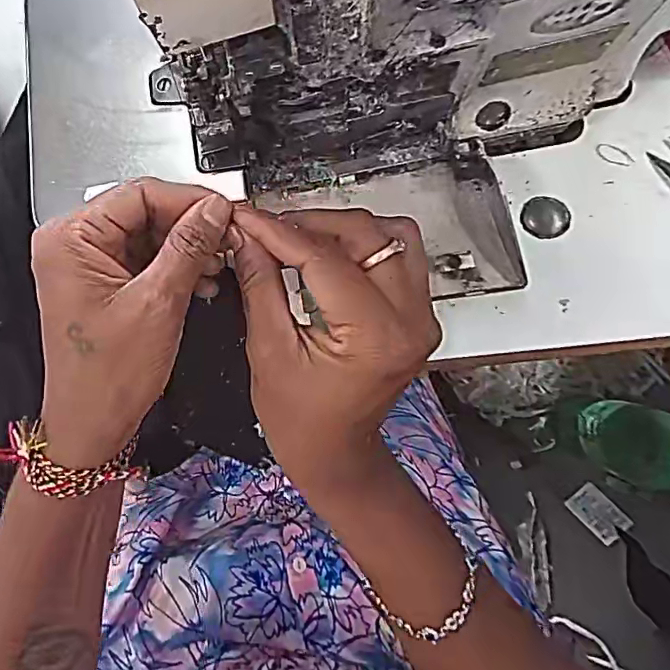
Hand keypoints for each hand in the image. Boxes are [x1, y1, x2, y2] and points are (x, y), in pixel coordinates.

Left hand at [32, 179, 235, 468]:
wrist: (92, 424)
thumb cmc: (105, 378)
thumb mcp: (158, 302)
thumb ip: (189, 247)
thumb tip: (213, 210)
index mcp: (70, 240)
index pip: (139, 193)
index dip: (189, 201)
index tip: (224, 211)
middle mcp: (71, 245)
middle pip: (144, 210)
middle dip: (191, 225)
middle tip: (227, 236)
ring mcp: (86, 264)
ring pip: (149, 233)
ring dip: (187, 246)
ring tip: (216, 262)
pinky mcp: (102, 281)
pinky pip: (145, 257)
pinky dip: (176, 264)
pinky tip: (200, 278)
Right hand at [231, 207, 441, 481]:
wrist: (334, 450)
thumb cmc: (302, 421)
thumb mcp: (269, 350)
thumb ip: (260, 284)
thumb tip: (249, 238)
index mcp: (375, 336)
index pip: (324, 258)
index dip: (279, 232)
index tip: (249, 218)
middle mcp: (410, 321)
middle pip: (365, 235)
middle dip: (310, 223)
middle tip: (269, 227)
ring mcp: (420, 316)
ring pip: (390, 235)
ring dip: (342, 228)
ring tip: (299, 238)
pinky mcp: (418, 313)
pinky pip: (398, 255)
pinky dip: (362, 245)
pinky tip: (328, 253)